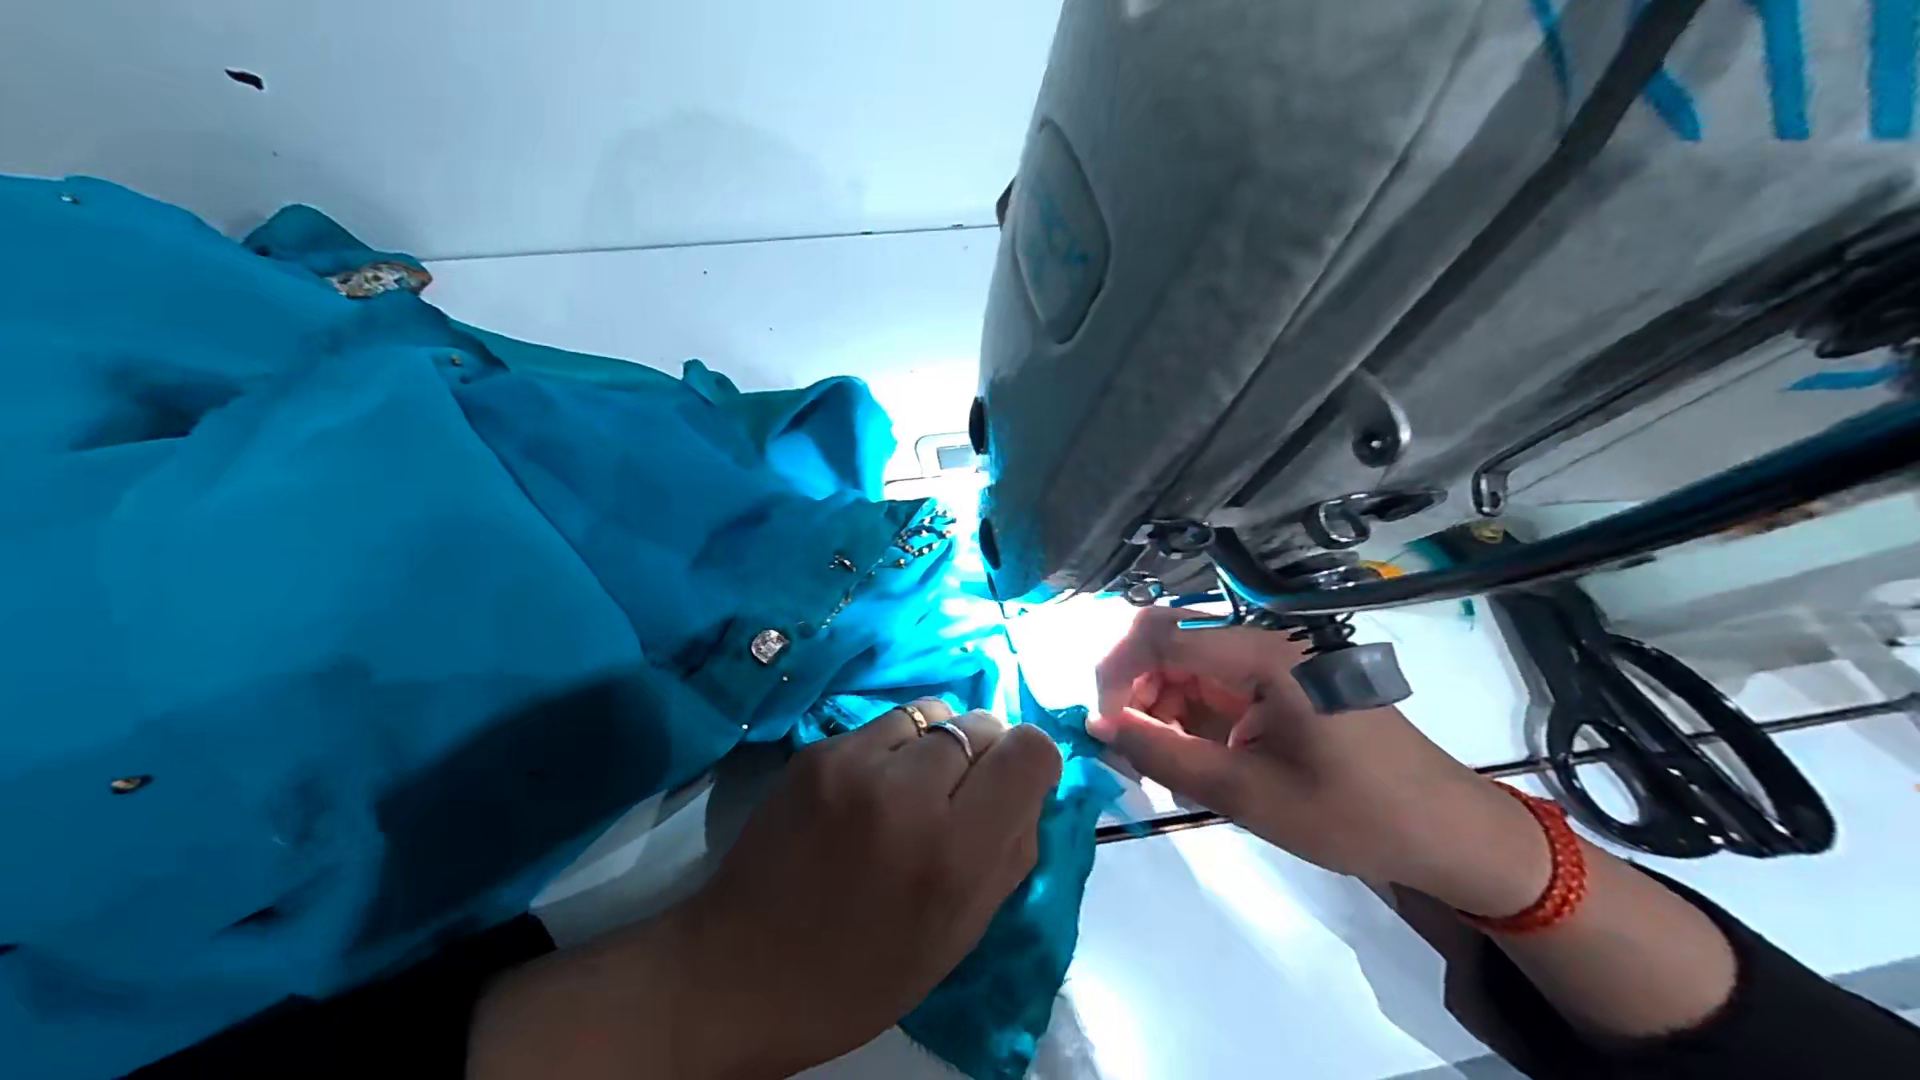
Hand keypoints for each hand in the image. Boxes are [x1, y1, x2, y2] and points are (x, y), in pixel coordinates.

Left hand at [470, 700, 1062, 1079]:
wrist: (738, 969)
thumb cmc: (862, 973)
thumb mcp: (959, 934)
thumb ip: (1010, 852)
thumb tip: (1028, 787)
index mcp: (954, 855)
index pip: (1030, 752)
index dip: (1031, 764)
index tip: (1011, 788)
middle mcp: (908, 795)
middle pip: (984, 724)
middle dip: (985, 754)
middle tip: (958, 796)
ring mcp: (854, 763)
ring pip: (935, 714)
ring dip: (939, 745)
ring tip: (914, 785)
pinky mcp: (817, 750)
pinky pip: (886, 725)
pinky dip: (895, 748)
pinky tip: (869, 788)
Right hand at [1089, 608, 1549, 916]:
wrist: (1448, 833)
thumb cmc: (1355, 815)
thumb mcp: (1248, 794)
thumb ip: (1166, 755)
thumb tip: (1100, 727)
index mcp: (1265, 655)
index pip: (1161, 637)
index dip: (1117, 674)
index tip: (1101, 726)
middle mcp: (1265, 642)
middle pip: (1169, 643)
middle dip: (1134, 690)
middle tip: (1125, 748)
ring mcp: (1271, 660)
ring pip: (1184, 663)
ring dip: (1156, 704)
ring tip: (1154, 757)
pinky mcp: (1276, 682)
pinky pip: (1210, 683)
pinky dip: (1184, 714)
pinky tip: (1185, 752)